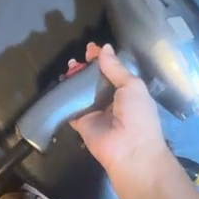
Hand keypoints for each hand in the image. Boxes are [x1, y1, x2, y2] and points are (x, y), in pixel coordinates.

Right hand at [66, 43, 170, 184]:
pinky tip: (60, 83)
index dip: (102, 59)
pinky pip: (71, 107)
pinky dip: (65, 97)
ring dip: (74, 79)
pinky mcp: (81, 122)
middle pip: (94, 80)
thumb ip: (116, 68)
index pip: (112, 70)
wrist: (130, 150)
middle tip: (77, 57)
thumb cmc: (138, 115)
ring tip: (69, 67)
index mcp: (127, 90)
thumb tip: (104, 48)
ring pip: (81, 91)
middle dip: (86, 67)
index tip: (91, 48)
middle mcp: (110, 99)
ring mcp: (95, 111)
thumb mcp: (132, 86)